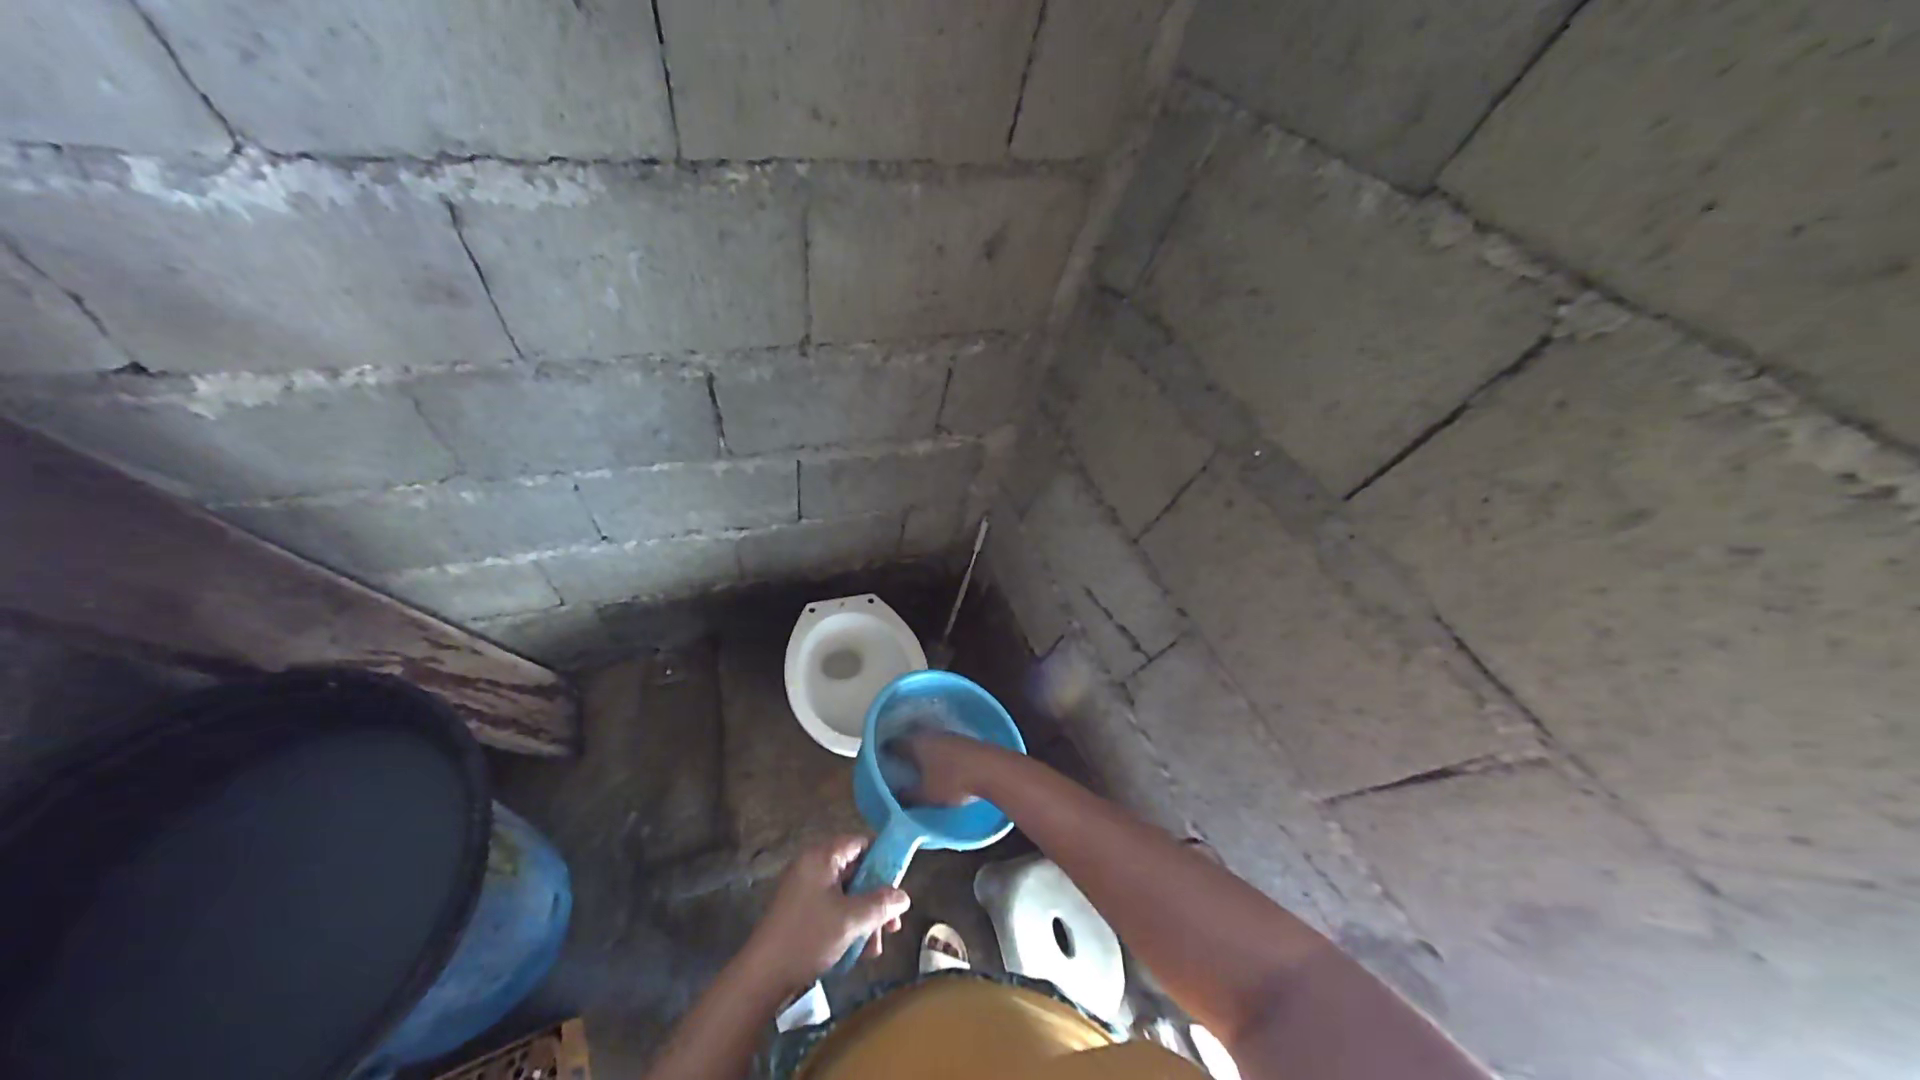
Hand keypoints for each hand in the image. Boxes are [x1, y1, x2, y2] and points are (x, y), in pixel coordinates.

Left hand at [742, 836, 910, 989]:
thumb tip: (904, 896)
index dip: (883, 857)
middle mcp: (813, 867)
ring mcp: (806, 890)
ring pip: (847, 895)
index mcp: (822, 857)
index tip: (900, 880)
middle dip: (877, 899)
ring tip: (875, 948)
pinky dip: (849, 926)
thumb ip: (881, 904)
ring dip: (866, 919)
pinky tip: (859, 953)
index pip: (860, 842)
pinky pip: (834, 909)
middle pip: (856, 871)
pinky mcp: (802, 912)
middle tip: (893, 924)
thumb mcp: (851, 919)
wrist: (762, 977)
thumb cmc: (808, 937)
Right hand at [897, 732, 989, 805]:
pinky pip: (944, 742)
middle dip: (906, 743)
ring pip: (930, 738)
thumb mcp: (927, 795)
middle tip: (900, 753)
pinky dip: (939, 749)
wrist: (992, 769)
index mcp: (916, 745)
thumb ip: (909, 796)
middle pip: (913, 736)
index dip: (888, 749)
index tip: (882, 753)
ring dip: (924, 745)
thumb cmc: (953, 781)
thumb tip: (896, 795)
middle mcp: (930, 735)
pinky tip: (942, 758)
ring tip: (920, 757)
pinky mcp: (965, 739)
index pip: (896, 744)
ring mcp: (949, 735)